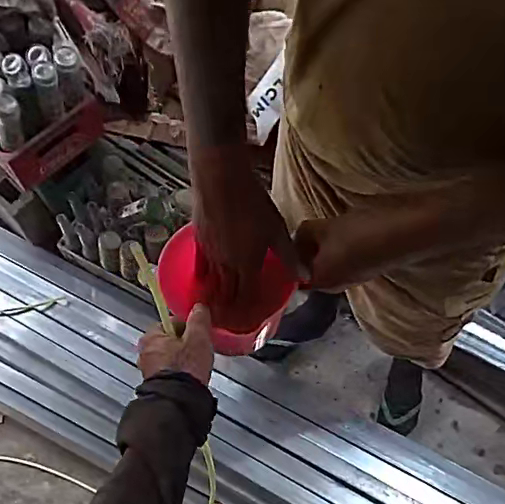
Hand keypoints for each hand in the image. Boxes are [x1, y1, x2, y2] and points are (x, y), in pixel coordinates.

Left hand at [138, 303, 213, 383]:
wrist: (179, 399)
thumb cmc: (185, 368)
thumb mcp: (198, 337)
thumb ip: (198, 319)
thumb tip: (199, 308)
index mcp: (151, 336)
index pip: (170, 322)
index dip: (188, 326)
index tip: (198, 332)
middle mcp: (145, 352)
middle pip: (169, 340)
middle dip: (184, 343)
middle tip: (198, 349)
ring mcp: (148, 370)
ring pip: (169, 357)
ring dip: (181, 359)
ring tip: (195, 365)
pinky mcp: (155, 384)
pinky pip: (168, 372)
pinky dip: (178, 373)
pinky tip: (189, 376)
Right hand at [192, 144, 299, 328]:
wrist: (221, 180)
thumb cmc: (252, 203)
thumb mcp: (277, 230)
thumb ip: (289, 256)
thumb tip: (305, 276)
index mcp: (247, 265)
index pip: (246, 297)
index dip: (246, 312)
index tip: (245, 323)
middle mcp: (227, 265)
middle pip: (227, 294)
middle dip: (229, 310)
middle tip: (228, 322)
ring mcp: (211, 255)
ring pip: (213, 284)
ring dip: (215, 299)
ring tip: (214, 310)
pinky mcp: (200, 243)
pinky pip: (200, 268)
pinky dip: (202, 279)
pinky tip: (202, 283)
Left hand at [295, 194, 453, 291]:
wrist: (412, 231)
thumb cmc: (363, 233)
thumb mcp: (325, 228)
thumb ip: (302, 234)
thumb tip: (296, 239)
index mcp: (319, 281)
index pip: (291, 273)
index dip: (286, 255)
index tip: (281, 235)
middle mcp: (334, 286)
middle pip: (308, 267)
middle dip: (304, 248)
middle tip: (303, 225)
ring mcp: (352, 278)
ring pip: (326, 260)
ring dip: (323, 244)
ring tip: (324, 224)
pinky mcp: (367, 267)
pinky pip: (343, 256)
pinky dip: (339, 244)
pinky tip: (344, 227)